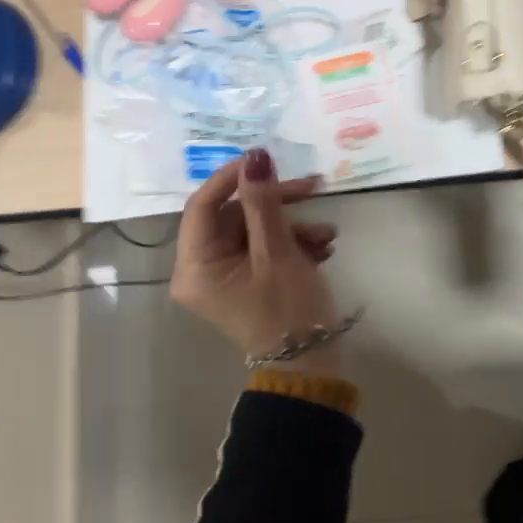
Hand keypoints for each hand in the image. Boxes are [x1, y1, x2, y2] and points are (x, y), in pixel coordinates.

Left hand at [172, 148, 344, 375]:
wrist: (310, 365)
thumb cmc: (287, 310)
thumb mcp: (278, 252)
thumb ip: (265, 202)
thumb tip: (255, 156)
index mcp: (195, 265)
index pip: (202, 205)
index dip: (233, 178)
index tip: (266, 159)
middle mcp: (202, 268)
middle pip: (234, 216)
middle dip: (276, 204)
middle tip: (313, 189)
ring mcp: (227, 276)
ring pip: (256, 229)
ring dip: (293, 225)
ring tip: (326, 235)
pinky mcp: (250, 280)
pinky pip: (266, 247)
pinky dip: (294, 242)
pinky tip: (322, 248)